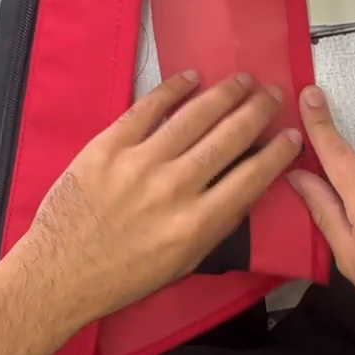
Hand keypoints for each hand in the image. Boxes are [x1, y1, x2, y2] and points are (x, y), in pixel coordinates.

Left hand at [0, 71, 301, 338]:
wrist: (61, 272)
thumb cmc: (124, 275)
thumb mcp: (185, 262)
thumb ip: (217, 224)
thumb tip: (245, 186)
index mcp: (197, 223)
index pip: (252, 177)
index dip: (278, 152)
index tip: (292, 135)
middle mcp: (174, 188)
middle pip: (229, 137)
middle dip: (257, 111)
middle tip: (273, 94)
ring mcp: (139, 163)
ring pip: (194, 116)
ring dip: (224, 94)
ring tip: (243, 80)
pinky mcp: (107, 146)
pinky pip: (147, 109)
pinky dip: (172, 90)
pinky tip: (191, 79)